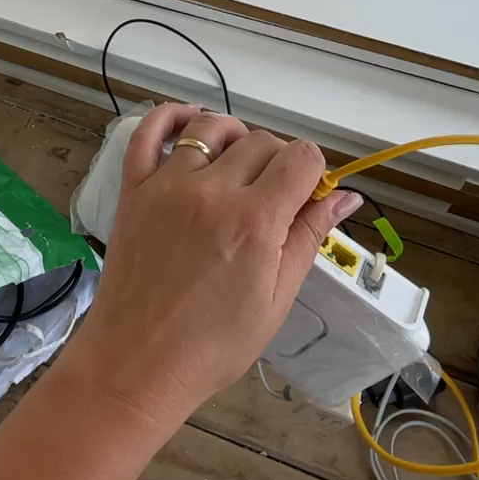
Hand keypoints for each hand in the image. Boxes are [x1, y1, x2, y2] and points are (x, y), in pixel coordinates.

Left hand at [55, 104, 363, 426]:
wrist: (138, 364)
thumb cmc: (212, 345)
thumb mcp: (277, 298)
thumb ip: (309, 236)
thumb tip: (344, 197)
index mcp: (255, 221)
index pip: (301, 157)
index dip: (313, 169)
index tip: (307, 190)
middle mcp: (212, 192)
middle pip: (261, 141)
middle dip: (278, 159)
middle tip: (272, 192)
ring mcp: (168, 185)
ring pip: (211, 127)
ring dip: (234, 135)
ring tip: (237, 162)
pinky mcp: (134, 188)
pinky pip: (148, 132)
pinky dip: (170, 116)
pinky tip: (190, 120)